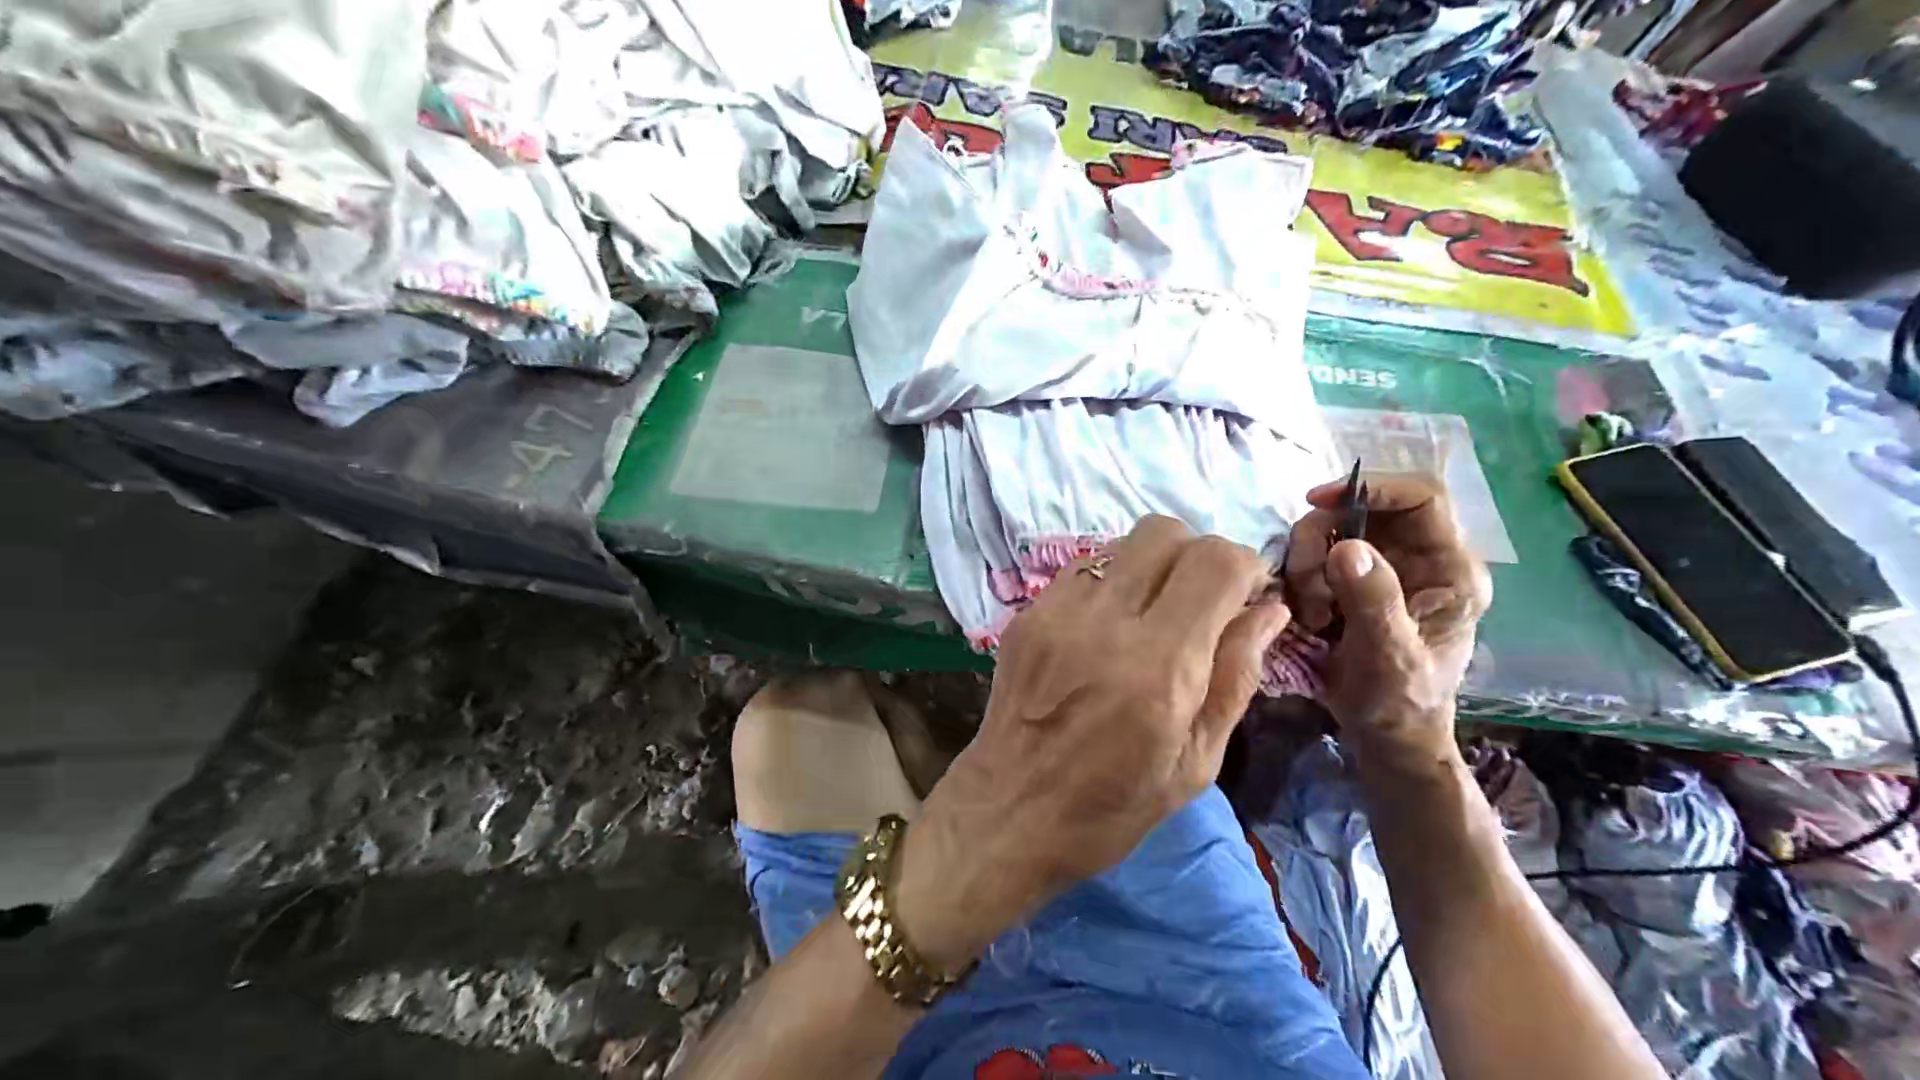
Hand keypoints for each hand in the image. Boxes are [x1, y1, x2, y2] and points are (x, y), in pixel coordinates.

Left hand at [894, 516, 1289, 969]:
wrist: (1010, 810)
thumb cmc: (1113, 805)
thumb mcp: (1197, 760)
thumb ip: (1237, 675)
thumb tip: (1269, 608)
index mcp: (1160, 666)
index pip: (1216, 562)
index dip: (1245, 567)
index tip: (1247, 599)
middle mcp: (1105, 622)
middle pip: (1165, 532)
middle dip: (1199, 556)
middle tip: (1203, 602)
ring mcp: (1057, 611)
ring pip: (1121, 543)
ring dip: (1154, 566)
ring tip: (1155, 615)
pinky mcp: (1027, 614)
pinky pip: (1083, 569)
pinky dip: (1111, 582)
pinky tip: (1109, 627)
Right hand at [1284, 474, 1491, 770]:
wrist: (1385, 732)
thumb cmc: (1400, 701)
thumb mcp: (1390, 657)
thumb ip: (1374, 602)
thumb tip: (1347, 547)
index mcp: (1450, 569)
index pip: (1422, 498)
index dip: (1372, 488)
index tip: (1319, 502)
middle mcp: (1418, 558)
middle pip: (1360, 510)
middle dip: (1321, 540)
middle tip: (1308, 588)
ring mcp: (1382, 568)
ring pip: (1329, 531)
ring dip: (1306, 565)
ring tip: (1311, 614)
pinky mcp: (1351, 580)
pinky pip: (1314, 555)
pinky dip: (1299, 577)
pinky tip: (1307, 613)